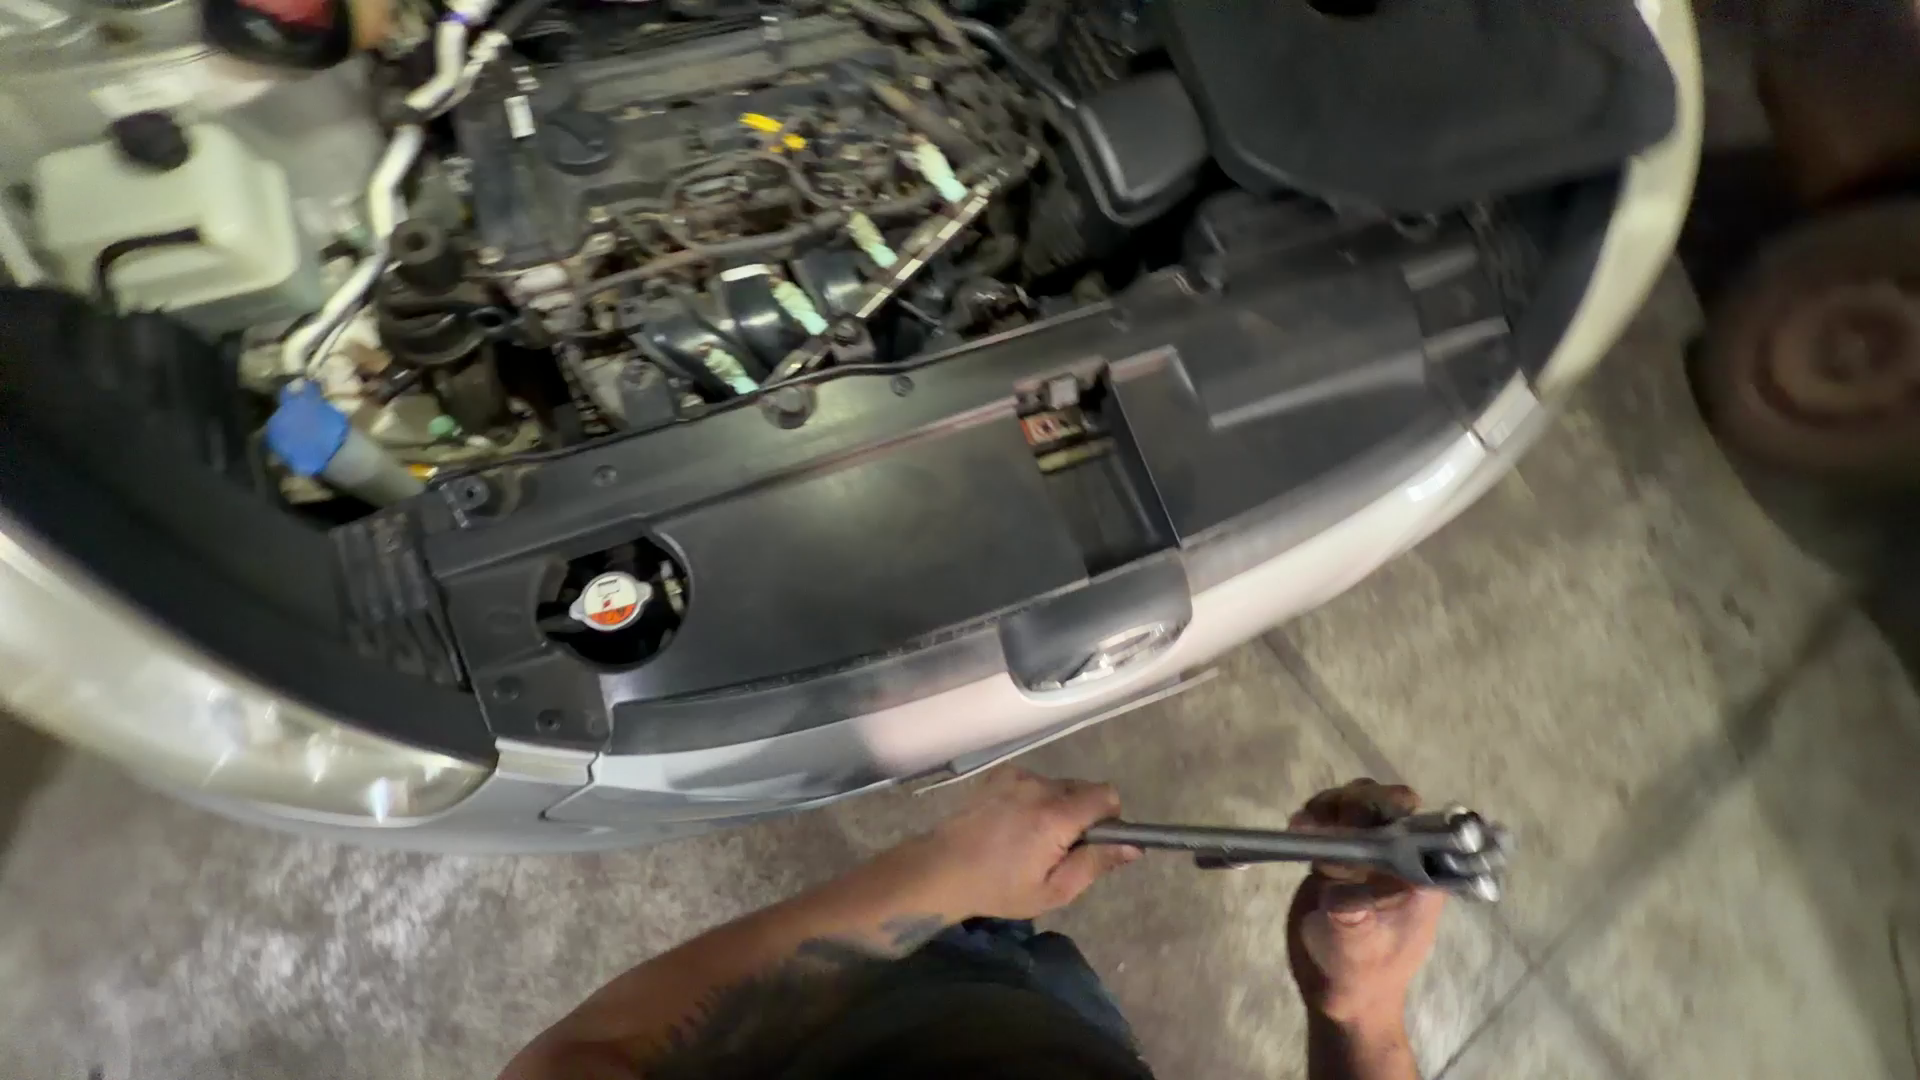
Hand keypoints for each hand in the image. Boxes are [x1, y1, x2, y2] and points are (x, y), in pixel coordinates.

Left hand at [907, 767, 1140, 919]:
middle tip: (1060, 847)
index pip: (1105, 795)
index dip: (1110, 817)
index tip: (1096, 841)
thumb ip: (1095, 863)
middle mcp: (1039, 786)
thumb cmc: (1001, 887)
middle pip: (1083, 788)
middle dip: (1083, 814)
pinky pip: (1035, 781)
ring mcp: (1017, 776)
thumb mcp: (1054, 890)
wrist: (944, 867)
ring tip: (1032, 837)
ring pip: (1059, 785)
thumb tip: (1132, 845)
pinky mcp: (1001, 773)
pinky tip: (1014, 823)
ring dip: (1058, 806)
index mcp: (1055, 816)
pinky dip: (1035, 797)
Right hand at [1286, 779, 1446, 1030]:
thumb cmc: (1358, 975)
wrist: (1336, 991)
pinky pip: (1333, 818)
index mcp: (1421, 877)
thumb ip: (1351, 914)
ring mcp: (1369, 855)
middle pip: (1387, 804)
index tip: (1353, 821)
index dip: (1390, 810)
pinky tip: (1296, 827)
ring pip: (1359, 803)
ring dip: (1332, 804)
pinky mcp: (1341, 855)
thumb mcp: (1356, 948)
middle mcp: (1400, 859)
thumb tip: (1338, 884)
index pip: (1419, 824)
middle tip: (1323, 823)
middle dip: (1355, 803)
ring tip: (1304, 825)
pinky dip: (1315, 814)